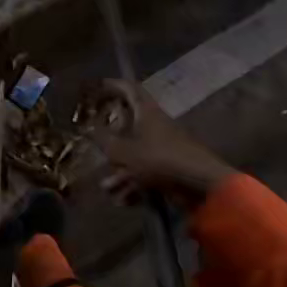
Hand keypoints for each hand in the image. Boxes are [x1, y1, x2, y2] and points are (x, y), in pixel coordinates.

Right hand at [92, 79, 236, 203]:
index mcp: (147, 113)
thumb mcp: (125, 151)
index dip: (113, 85)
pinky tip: (124, 201)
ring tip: (107, 189)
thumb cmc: (160, 161)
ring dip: (120, 172)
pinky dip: (134, 185)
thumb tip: (85, 126)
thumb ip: (103, 139)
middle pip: (129, 125)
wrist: (200, 186)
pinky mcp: (169, 168)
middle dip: (111, 140)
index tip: (97, 87)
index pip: (130, 89)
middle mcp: (156, 126)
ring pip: (135, 155)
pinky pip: (146, 173)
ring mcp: (164, 148)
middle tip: (97, 146)